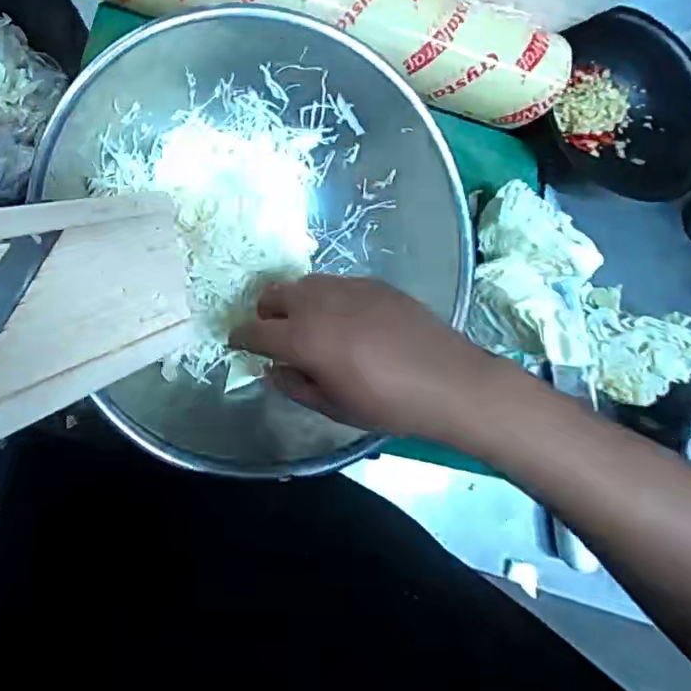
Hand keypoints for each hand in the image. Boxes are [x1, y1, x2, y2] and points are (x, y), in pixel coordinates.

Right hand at [228, 275, 542, 445]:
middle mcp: (315, 304)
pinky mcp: (371, 282)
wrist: (452, 381)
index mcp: (301, 338)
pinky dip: (326, 299)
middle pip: (271, 295)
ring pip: (302, 284)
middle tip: (276, 335)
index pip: (253, 330)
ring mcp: (344, 287)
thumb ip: (294, 386)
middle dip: (264, 314)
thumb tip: (273, 369)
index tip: (238, 343)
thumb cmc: (388, 404)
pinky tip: (347, 320)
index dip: (240, 338)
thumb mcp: (334, 408)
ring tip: (311, 324)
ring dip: (294, 302)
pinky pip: (334, 284)